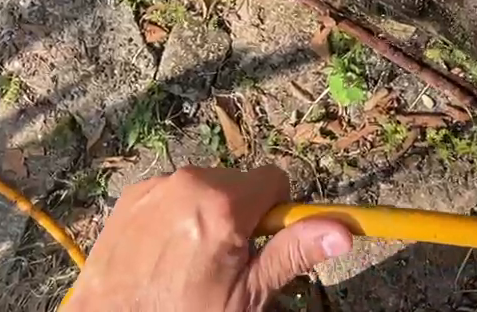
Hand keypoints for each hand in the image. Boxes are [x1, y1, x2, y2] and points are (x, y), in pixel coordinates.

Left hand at [65, 166, 352, 311]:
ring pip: (205, 186)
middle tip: (224, 262)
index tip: (263, 243)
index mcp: (225, 203)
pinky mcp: (134, 193)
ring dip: (207, 213)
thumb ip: (292, 253)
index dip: (276, 213)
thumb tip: (343, 230)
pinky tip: (163, 254)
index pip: (275, 180)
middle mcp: (192, 180)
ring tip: (189, 262)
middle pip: (238, 183)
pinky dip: (175, 215)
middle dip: (241, 214)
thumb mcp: (246, 297)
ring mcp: (159, 184)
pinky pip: (172, 191)